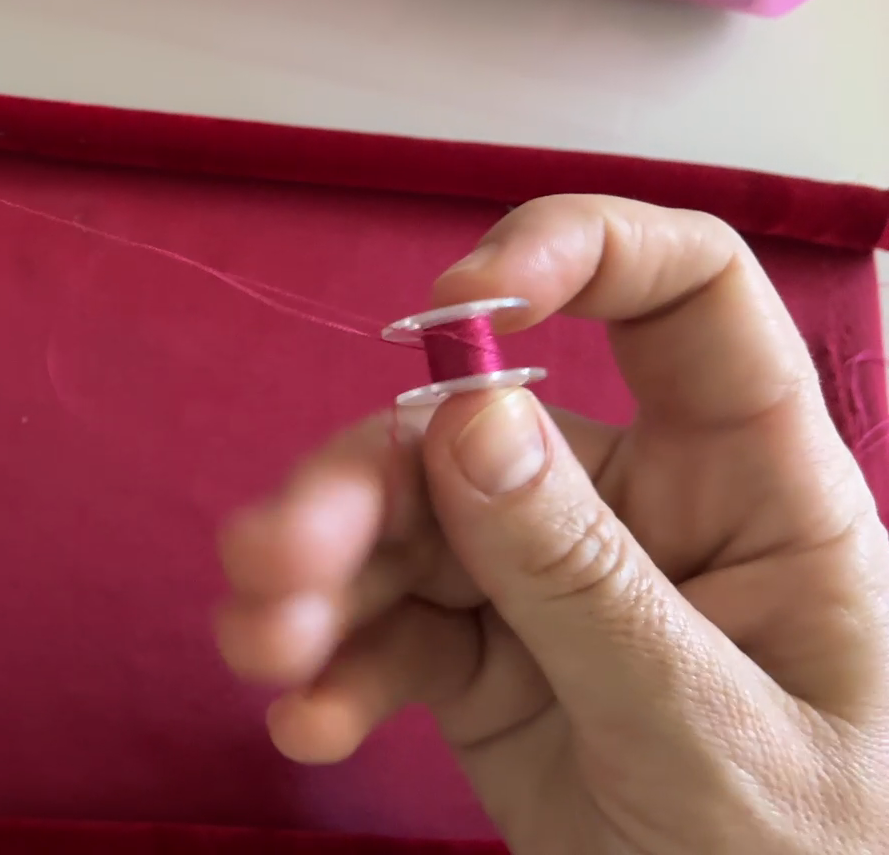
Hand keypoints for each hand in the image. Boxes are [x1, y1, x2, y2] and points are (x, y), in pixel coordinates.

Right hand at [215, 196, 888, 853]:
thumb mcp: (720, 740)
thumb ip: (586, 579)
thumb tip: (468, 414)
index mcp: (737, 491)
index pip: (678, 306)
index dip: (572, 257)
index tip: (453, 298)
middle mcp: (610, 504)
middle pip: (444, 442)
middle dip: (344, 497)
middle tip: (268, 563)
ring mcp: (518, 573)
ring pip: (381, 530)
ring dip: (307, 586)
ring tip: (259, 647)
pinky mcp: (456, 644)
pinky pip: (371, 626)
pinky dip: (327, 667)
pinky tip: (308, 721)